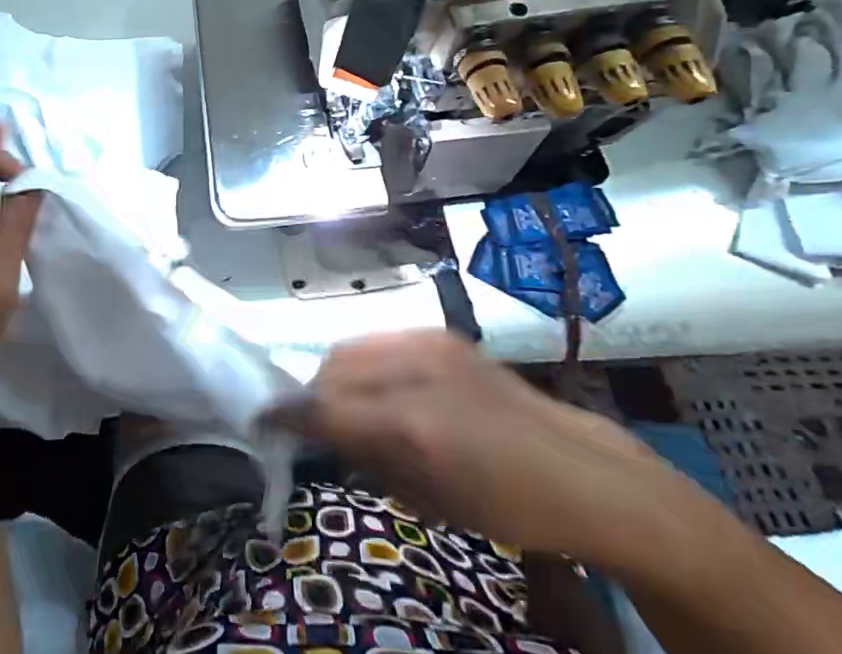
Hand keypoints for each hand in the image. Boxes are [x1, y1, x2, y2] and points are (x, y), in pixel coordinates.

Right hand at [279, 330, 704, 565]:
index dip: (285, 414)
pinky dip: (366, 362)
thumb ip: (363, 457)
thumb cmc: (505, 506)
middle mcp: (415, 371)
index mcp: (412, 424)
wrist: (578, 471)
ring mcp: (430, 344)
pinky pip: (379, 341)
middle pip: (331, 368)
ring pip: (351, 348)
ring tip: (351, 406)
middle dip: (314, 396)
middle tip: (318, 426)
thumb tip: (316, 433)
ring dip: (337, 376)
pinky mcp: (442, 335)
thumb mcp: (426, 499)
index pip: (323, 407)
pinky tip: (383, 388)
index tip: (263, 423)